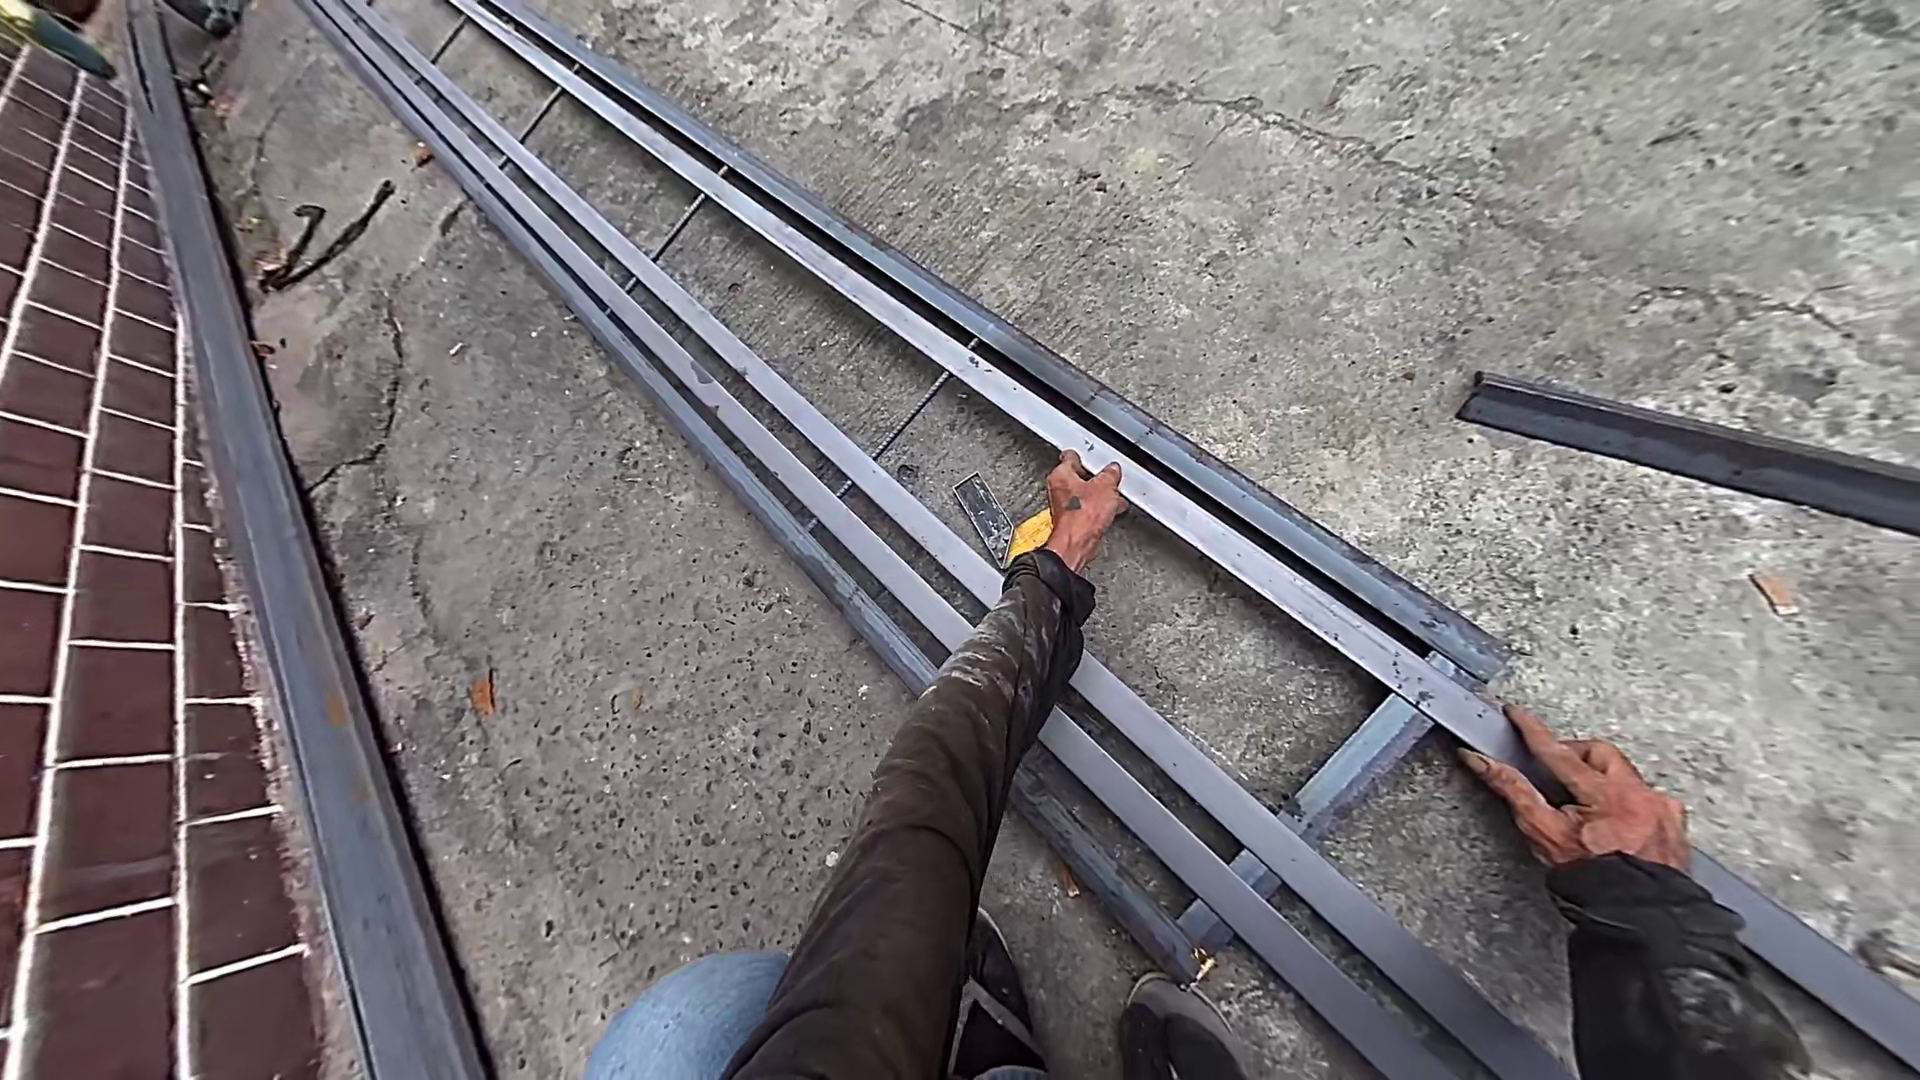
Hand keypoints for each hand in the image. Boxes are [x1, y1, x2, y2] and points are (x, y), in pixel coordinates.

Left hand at [1042, 450, 1125, 572]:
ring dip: (1099, 495)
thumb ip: (1110, 474)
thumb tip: (1112, 470)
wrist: (1078, 543)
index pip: (1069, 457)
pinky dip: (1098, 509)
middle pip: (1078, 477)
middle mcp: (1059, 490)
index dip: (1082, 455)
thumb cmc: (1082, 516)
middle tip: (1107, 476)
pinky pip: (1087, 509)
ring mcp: (1065, 506)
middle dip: (1095, 478)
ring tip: (1114, 495)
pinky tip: (1110, 511)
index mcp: (1061, 475)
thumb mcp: (1105, 486)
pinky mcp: (1073, 520)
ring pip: (1084, 495)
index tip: (1088, 454)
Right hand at [1460, 704, 1689, 869]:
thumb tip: (1479, 759)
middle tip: (1552, 769)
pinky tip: (1610, 813)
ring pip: (1623, 771)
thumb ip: (1510, 787)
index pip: (1557, 750)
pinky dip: (1622, 794)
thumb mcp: (1541, 829)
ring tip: (1580, 795)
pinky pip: (1645, 794)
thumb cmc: (1592, 876)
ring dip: (1597, 774)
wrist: (1642, 916)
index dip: (1530, 728)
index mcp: (1607, 795)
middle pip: (1599, 752)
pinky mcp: (1674, 824)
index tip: (1515, 713)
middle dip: (1573, 753)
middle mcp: (1641, 796)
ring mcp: (1663, 810)